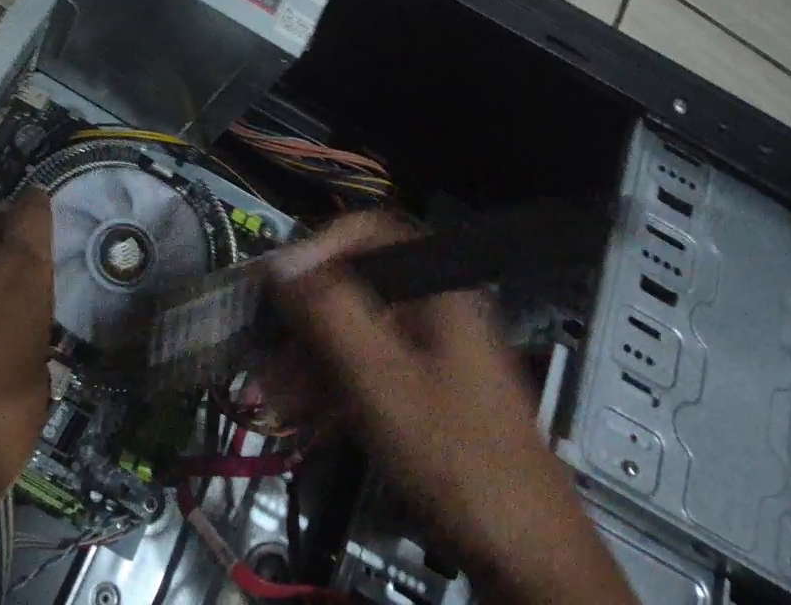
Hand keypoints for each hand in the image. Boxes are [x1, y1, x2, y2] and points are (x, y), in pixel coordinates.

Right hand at [270, 213, 635, 604]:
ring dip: (307, 360)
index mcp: (439, 294)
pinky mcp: (424, 397)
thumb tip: (281, 261)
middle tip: (262, 350)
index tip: (279, 283)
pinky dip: (331, 389)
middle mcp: (434, 315)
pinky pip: (366, 373)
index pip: (372, 233)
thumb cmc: (458, 461)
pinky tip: (299, 418)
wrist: (528, 557)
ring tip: (269, 396)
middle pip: (356, 288)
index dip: (321, 248)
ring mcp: (431, 357)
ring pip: (355, 335)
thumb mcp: (382, 382)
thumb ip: (329, 314)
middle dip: (302, 319)